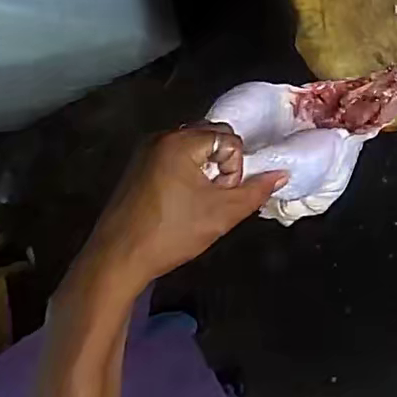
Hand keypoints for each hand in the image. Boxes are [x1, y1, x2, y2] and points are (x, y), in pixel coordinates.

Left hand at [81, 125, 287, 293]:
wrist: (115, 261)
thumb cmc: (170, 234)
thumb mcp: (221, 214)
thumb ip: (255, 191)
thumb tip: (281, 174)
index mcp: (181, 142)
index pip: (228, 138)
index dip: (235, 167)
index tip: (223, 195)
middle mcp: (161, 137)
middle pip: (210, 135)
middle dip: (221, 163)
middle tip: (215, 195)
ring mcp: (145, 150)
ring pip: (192, 145)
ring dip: (204, 166)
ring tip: (199, 200)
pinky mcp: (136, 166)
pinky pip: (173, 155)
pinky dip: (185, 170)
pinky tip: (180, 201)